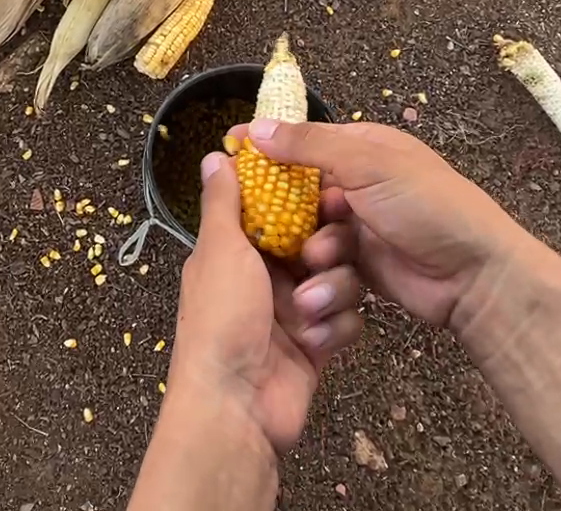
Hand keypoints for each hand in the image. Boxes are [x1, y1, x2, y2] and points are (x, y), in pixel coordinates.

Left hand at [167, 150, 364, 451]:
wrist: (237, 406)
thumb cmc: (221, 318)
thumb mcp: (220, 249)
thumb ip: (223, 202)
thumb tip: (214, 154)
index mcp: (234, 247)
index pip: (273, 209)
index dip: (297, 196)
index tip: (323, 185)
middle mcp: (264, 273)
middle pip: (313, 240)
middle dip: (325, 248)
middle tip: (321, 254)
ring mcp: (292, 309)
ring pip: (335, 278)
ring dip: (328, 293)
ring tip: (308, 311)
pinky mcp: (317, 342)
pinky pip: (345, 319)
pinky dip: (334, 329)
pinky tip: (317, 342)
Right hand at [226, 119, 534, 330]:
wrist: (478, 277)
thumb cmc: (427, 206)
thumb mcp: (367, 164)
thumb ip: (308, 145)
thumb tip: (256, 128)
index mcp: (362, 147)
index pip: (303, 139)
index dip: (268, 143)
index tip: (230, 147)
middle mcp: (358, 182)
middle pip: (300, 189)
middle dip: (285, 209)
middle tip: (258, 220)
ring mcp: (360, 224)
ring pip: (310, 231)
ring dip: (311, 248)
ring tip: (322, 259)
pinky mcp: (362, 264)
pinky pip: (327, 263)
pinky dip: (325, 274)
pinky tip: (326, 283)